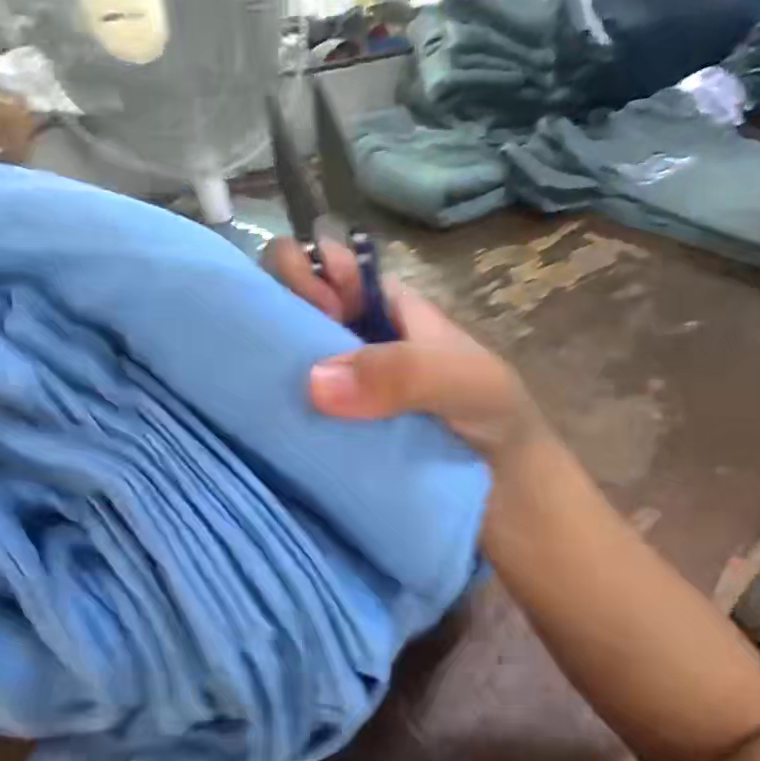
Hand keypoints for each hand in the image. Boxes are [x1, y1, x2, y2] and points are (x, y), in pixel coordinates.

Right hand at [262, 238, 549, 466]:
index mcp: (388, 309)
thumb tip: (315, 382)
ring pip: (291, 367)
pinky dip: (278, 419)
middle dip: (274, 320)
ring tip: (249, 387)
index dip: (304, 270)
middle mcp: (358, 344)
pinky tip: (251, 428)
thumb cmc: (495, 417)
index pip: (330, 269)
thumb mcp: (462, 380)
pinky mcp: (333, 436)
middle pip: (299, 314)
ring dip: (268, 373)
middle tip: (267, 349)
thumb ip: (404, 372)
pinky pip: (296, 418)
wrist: (510, 491)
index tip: (300, 302)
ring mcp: (342, 392)